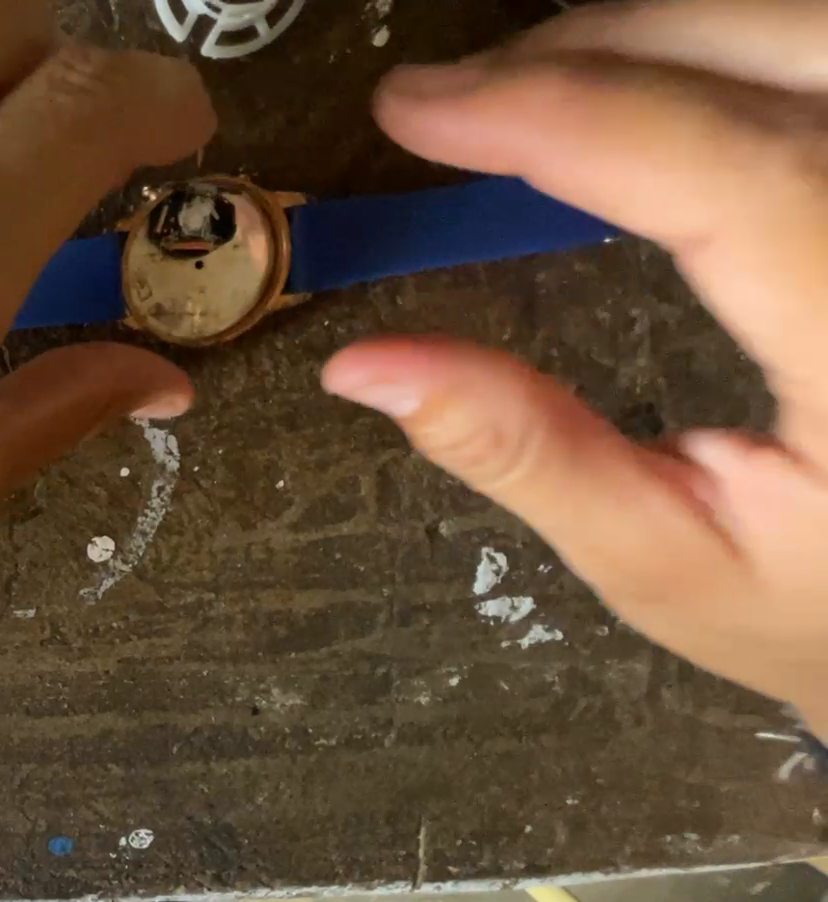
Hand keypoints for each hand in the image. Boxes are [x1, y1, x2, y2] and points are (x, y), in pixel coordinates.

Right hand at [320, 0, 827, 731]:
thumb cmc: (821, 608)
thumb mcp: (650, 554)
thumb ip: (514, 448)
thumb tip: (356, 367)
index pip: (734, 180)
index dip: (558, 120)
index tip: (409, 109)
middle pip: (804, 57)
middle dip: (599, 50)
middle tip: (447, 94)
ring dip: (662, 35)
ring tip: (523, 84)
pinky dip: (735, 52)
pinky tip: (650, 86)